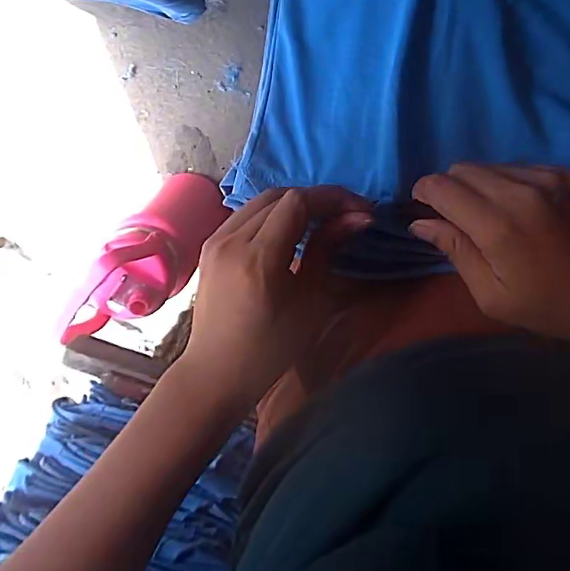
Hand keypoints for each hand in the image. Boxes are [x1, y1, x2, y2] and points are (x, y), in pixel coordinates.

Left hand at [175, 186, 370, 412]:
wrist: (216, 374)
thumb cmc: (270, 347)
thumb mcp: (308, 300)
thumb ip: (326, 248)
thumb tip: (357, 217)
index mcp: (257, 257)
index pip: (297, 203)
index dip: (332, 198)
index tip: (360, 209)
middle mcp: (231, 239)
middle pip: (279, 196)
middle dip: (316, 198)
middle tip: (346, 213)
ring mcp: (215, 239)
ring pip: (261, 201)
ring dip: (294, 202)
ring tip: (322, 217)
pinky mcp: (209, 245)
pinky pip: (245, 214)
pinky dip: (272, 213)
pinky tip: (290, 228)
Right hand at [410, 164, 569, 349]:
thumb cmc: (553, 308)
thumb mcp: (493, 296)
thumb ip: (456, 251)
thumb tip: (422, 222)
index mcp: (498, 226)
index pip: (442, 186)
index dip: (425, 192)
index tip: (424, 207)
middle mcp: (521, 191)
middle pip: (463, 169)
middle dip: (450, 188)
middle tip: (457, 216)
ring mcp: (549, 178)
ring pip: (492, 166)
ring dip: (480, 185)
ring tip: (494, 215)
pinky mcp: (569, 174)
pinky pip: (522, 167)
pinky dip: (511, 183)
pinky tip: (526, 211)